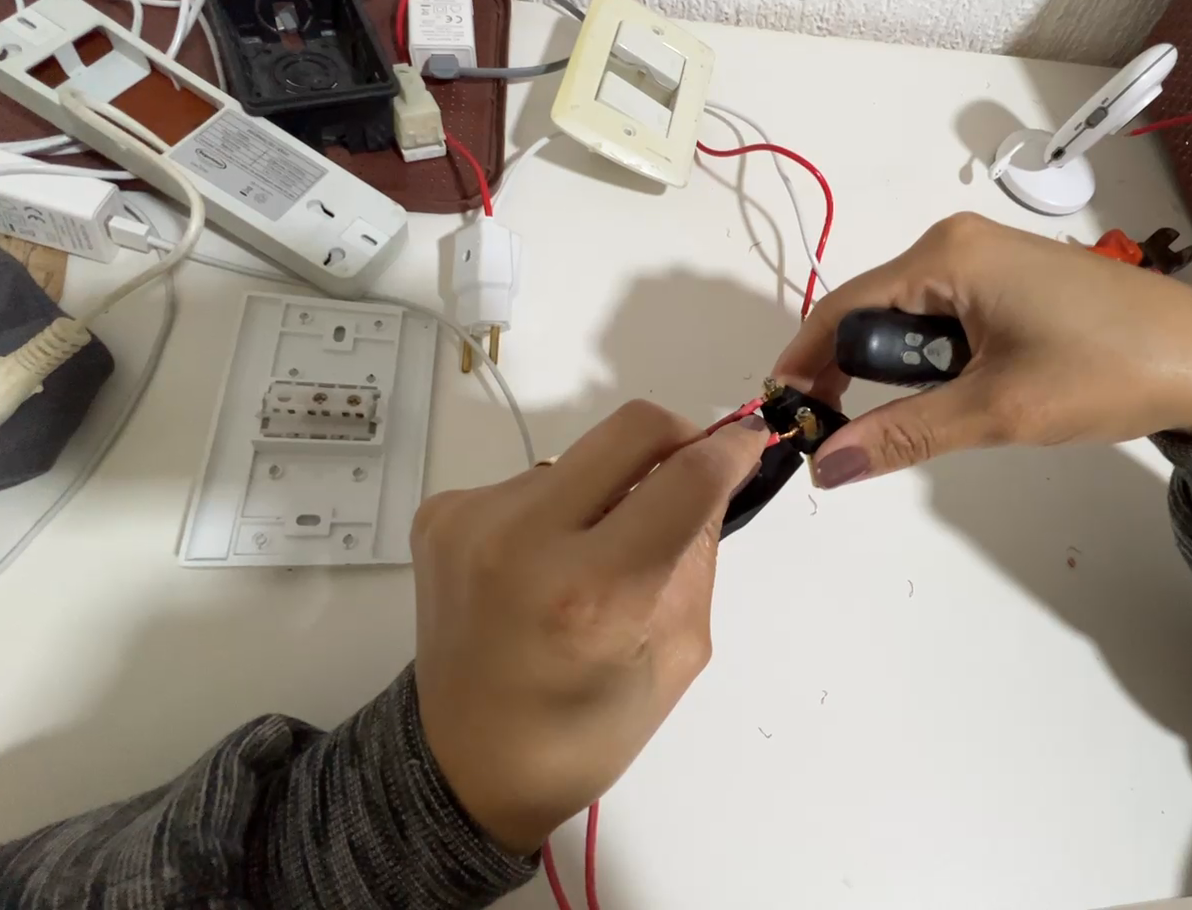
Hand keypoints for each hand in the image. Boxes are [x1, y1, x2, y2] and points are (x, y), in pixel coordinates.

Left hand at [411, 401, 767, 853]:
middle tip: (690, 471)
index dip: (731, 448)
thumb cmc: (588, 728)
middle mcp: (525, 538)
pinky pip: (533, 479)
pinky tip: (545, 560)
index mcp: (594, 592)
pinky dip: (560, 507)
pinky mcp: (441, 513)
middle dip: (679, 436)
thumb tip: (711, 472)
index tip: (750, 440)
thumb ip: (699, 552)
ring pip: (583, 455)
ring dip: (610, 486)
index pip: (686, 479)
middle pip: (633, 426)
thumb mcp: (677, 653)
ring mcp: (472, 518)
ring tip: (596, 549)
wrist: (466, 765)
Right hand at [773, 213, 1191, 486]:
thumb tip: (823, 467)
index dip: (805, 360)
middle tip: (841, 430)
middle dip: (851, 370)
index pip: (843, 307)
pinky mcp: (1009, 280)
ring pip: (906, 318)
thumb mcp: (996, 410)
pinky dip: (930, 359)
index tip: (784, 412)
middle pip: (871, 310)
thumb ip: (902, 435)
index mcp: (945, 256)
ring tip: (909, 418)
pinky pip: (942, 317)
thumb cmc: (1107, 373)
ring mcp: (985, 258)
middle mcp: (956, 243)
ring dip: (897, 370)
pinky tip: (952, 391)